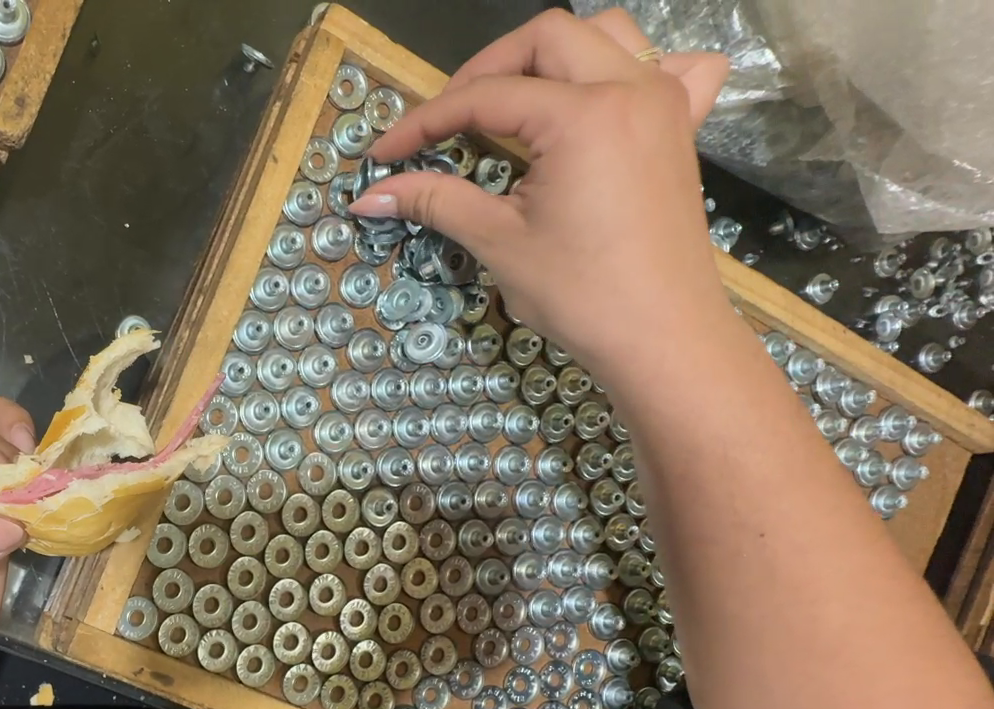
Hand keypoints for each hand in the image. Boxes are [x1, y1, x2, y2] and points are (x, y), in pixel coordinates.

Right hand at [349, 10, 733, 398]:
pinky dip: (626, 71)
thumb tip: (369, 196)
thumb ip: (434, 201)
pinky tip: (598, 103)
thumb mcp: (495, 240)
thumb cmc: (575, 290)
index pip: (486, 96)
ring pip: (603, 36)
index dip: (425, 121)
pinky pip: (666, 66)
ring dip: (546, 59)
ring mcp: (664, 101)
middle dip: (482, 72)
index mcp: (582, 115)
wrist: (657, 331)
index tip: (385, 153)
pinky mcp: (679, 127)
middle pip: (547, 38)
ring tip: (507, 103)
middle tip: (442, 123)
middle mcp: (629, 88)